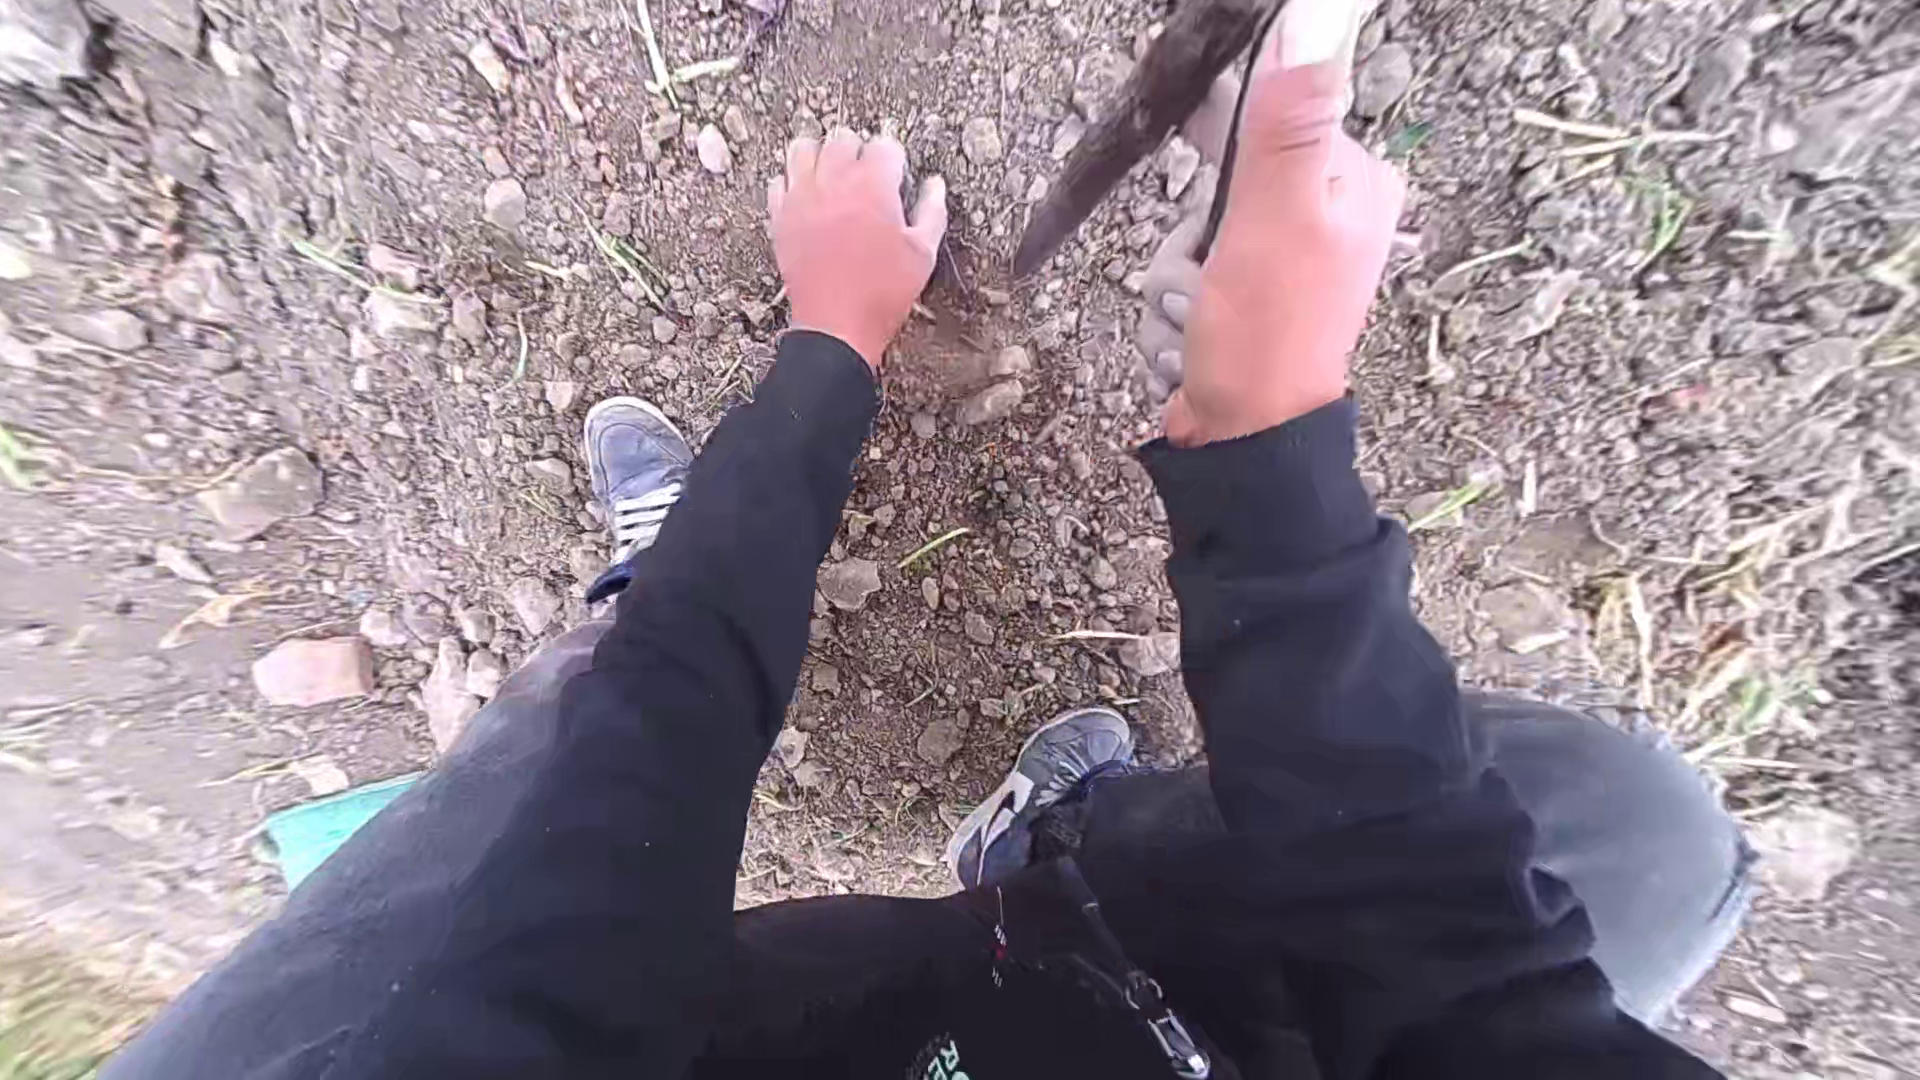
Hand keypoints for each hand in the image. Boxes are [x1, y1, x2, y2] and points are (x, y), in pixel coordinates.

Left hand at [768, 128, 947, 369]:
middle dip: (859, 154)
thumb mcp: (922, 257)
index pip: (885, 146)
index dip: (895, 163)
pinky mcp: (781, 218)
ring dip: (822, 157)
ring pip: (805, 148)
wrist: (837, 328)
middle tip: (867, 182)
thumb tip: (934, 186)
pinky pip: (779, 181)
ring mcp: (802, 197)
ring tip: (834, 180)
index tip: (897, 181)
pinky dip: (793, 183)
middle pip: (843, 138)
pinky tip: (809, 201)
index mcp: (873, 185)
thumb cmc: (882, 295)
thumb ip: (932, 213)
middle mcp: (834, 181)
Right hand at [1166, 58, 1404, 445]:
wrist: (1240, 437)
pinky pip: (1177, 289)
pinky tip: (1192, 347)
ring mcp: (1265, 272)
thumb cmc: (1266, 338)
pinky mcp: (1228, 310)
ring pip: (1184, 246)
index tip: (1178, 127)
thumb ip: (1286, 125)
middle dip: (1190, 244)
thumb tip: (1311, 14)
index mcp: (1346, 187)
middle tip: (1209, 282)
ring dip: (1174, 290)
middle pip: (1212, 193)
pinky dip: (1171, 320)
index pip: (1268, 121)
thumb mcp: (1276, 222)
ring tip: (1198, 326)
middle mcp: (1310, 224)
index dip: (1216, 132)